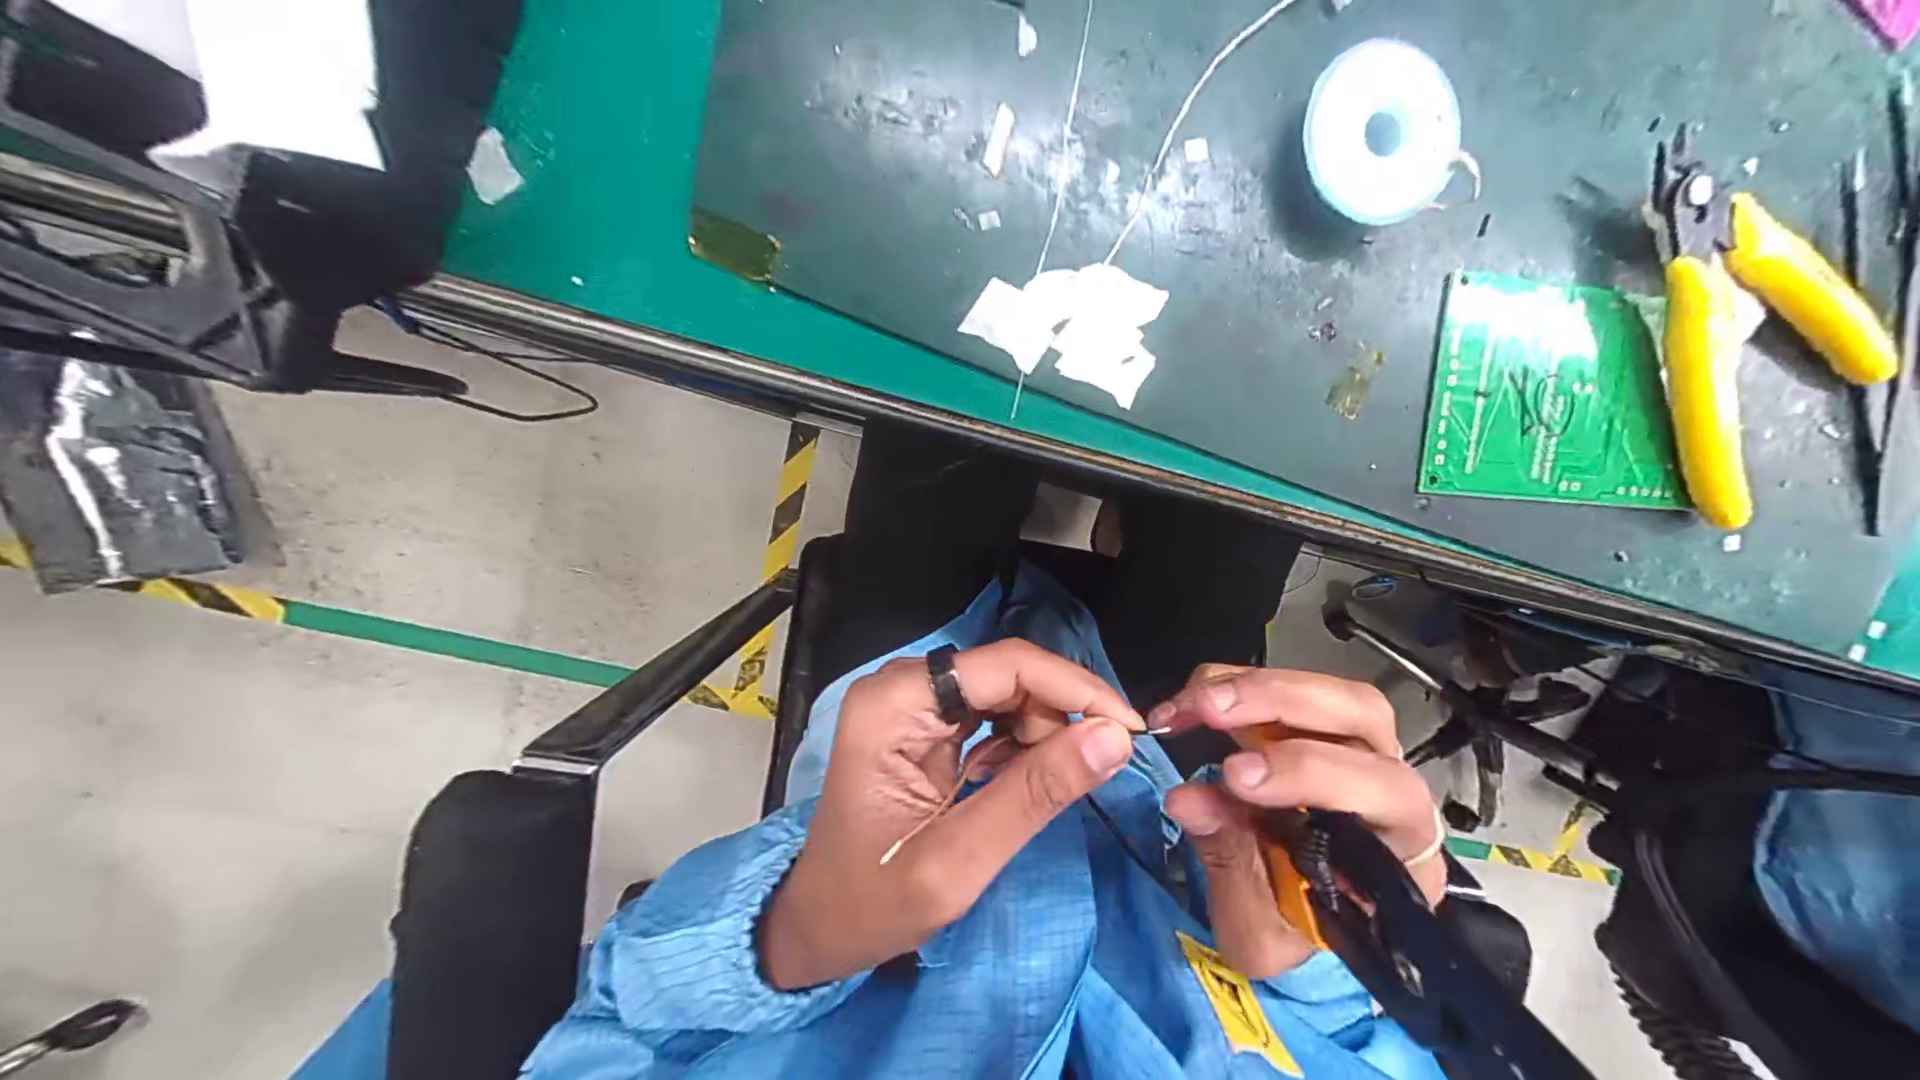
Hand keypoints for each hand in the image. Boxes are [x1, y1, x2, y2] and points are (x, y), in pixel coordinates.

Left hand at [759, 639, 1144, 989]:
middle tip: (1075, 777)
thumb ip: (1036, 793)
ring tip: (1034, 789)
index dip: (1075, 688)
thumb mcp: (960, 860)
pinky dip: (1019, 744)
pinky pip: (992, 712)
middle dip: (1055, 718)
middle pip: (1009, 673)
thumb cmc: (874, 902)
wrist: (820, 923)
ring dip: (1040, 733)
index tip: (1128, 730)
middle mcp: (903, 685)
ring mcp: (912, 700)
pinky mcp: (924, 720)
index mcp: (896, 703)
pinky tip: (1014, 781)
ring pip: (1007, 690)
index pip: (1006, 664)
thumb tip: (1113, 738)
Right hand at [1153, 665, 1445, 978]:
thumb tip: (1185, 798)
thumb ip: (1227, 863)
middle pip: (1361, 715)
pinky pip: (1275, 685)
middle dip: (1280, 702)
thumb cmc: (1289, 933)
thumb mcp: (1257, 927)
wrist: (1286, 923)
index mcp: (1398, 849)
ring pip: (1324, 692)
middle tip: (1208, 710)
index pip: (1388, 791)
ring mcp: (1344, 749)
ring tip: (1192, 705)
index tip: (1234, 777)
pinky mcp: (1301, 728)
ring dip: (1251, 687)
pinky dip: (1228, 684)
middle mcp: (1382, 785)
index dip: (1312, 771)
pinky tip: (1190, 705)